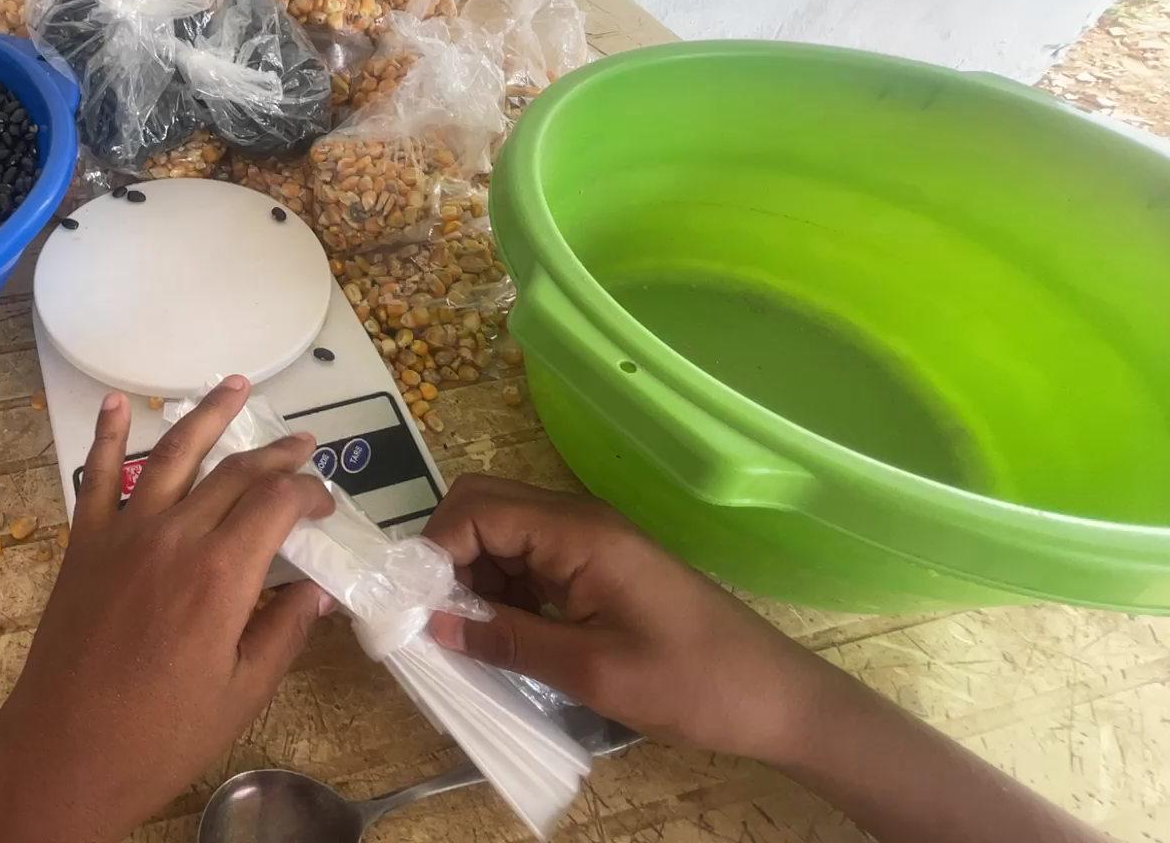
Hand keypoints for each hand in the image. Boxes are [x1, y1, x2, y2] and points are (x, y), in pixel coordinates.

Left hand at [0, 376, 335, 842]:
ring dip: (208, 414)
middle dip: (277, 453)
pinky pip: (97, 474)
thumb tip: (321, 591)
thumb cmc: (160, 735)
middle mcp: (176, 535)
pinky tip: (117, 400)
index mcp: (221, 574)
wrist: (61, 754)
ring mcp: (125, 531)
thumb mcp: (240, 696)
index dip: (308, 493)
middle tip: (304, 443)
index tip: (325, 503)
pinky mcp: (86, 540)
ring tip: (236, 385)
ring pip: (174, 453)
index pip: (277, 504)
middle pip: (235, 472)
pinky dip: (107, 433)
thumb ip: (285, 633)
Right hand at [421, 475, 842, 762]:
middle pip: (482, 503)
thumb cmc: (694, 685)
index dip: (438, 548)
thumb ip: (506, 640)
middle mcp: (574, 519)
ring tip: (472, 627)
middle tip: (443, 609)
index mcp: (576, 532)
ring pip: (498, 526)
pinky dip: (501, 581)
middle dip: (449, 551)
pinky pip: (524, 552)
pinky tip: (506, 625)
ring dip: (473, 569)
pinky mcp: (591, 558)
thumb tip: (433, 624)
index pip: (478, 509)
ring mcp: (583, 536)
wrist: (782, 701)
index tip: (422, 603)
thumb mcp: (592, 672)